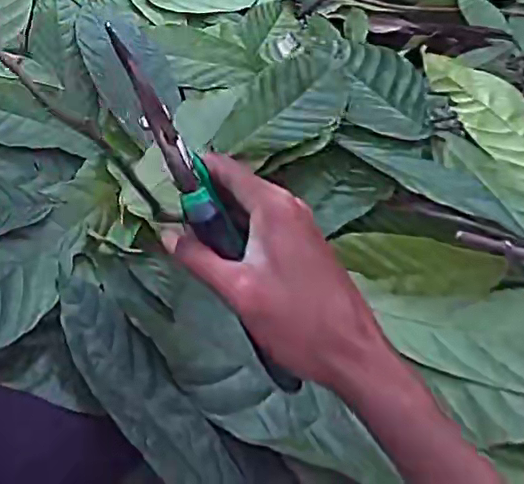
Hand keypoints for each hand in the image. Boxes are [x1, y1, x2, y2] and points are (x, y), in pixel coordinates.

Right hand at [161, 152, 397, 398]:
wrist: (357, 358)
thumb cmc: (297, 321)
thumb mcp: (237, 290)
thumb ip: (197, 258)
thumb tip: (166, 235)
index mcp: (271, 204)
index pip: (223, 166)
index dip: (192, 172)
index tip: (169, 192)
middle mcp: (287, 203)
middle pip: (234, 184)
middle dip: (205, 201)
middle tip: (184, 231)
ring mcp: (299, 221)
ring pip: (247, 204)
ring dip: (222, 220)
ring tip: (205, 251)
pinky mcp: (304, 240)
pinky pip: (263, 220)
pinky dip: (242, 230)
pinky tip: (233, 261)